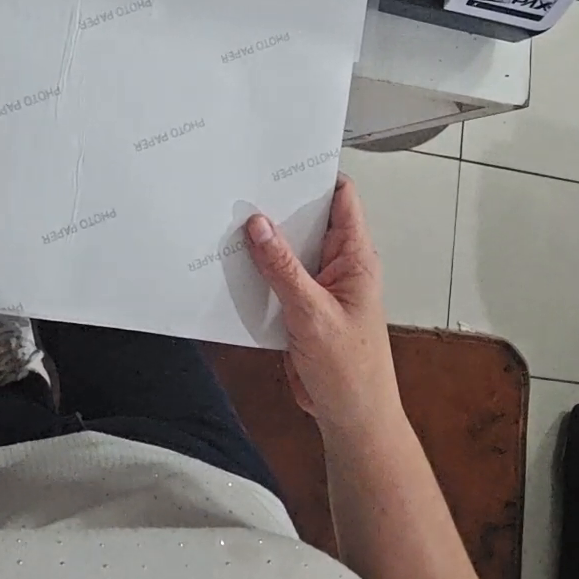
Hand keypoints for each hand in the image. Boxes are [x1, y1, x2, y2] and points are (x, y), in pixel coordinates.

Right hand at [245, 175, 401, 438]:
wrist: (349, 419)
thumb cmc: (348, 369)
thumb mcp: (312, 314)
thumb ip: (282, 268)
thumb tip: (257, 221)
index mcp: (354, 257)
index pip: (341, 198)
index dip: (315, 174)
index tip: (279, 159)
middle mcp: (337, 263)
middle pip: (308, 218)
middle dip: (278, 203)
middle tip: (239, 184)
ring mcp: (317, 283)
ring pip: (287, 247)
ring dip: (263, 238)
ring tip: (224, 214)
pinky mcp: (298, 304)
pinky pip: (275, 275)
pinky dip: (256, 267)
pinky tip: (228, 259)